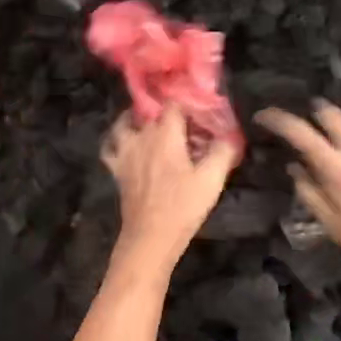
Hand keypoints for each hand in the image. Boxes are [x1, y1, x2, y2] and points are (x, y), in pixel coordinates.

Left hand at [102, 107, 241, 273]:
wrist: (151, 234)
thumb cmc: (183, 205)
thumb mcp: (211, 179)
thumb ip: (222, 152)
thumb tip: (230, 134)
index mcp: (164, 135)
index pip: (173, 106)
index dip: (186, 106)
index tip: (199, 113)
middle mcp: (140, 136)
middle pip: (150, 114)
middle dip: (166, 115)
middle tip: (183, 124)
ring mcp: (124, 151)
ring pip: (124, 125)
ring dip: (135, 121)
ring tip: (148, 125)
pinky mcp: (115, 167)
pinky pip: (110, 147)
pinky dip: (115, 142)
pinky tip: (124, 144)